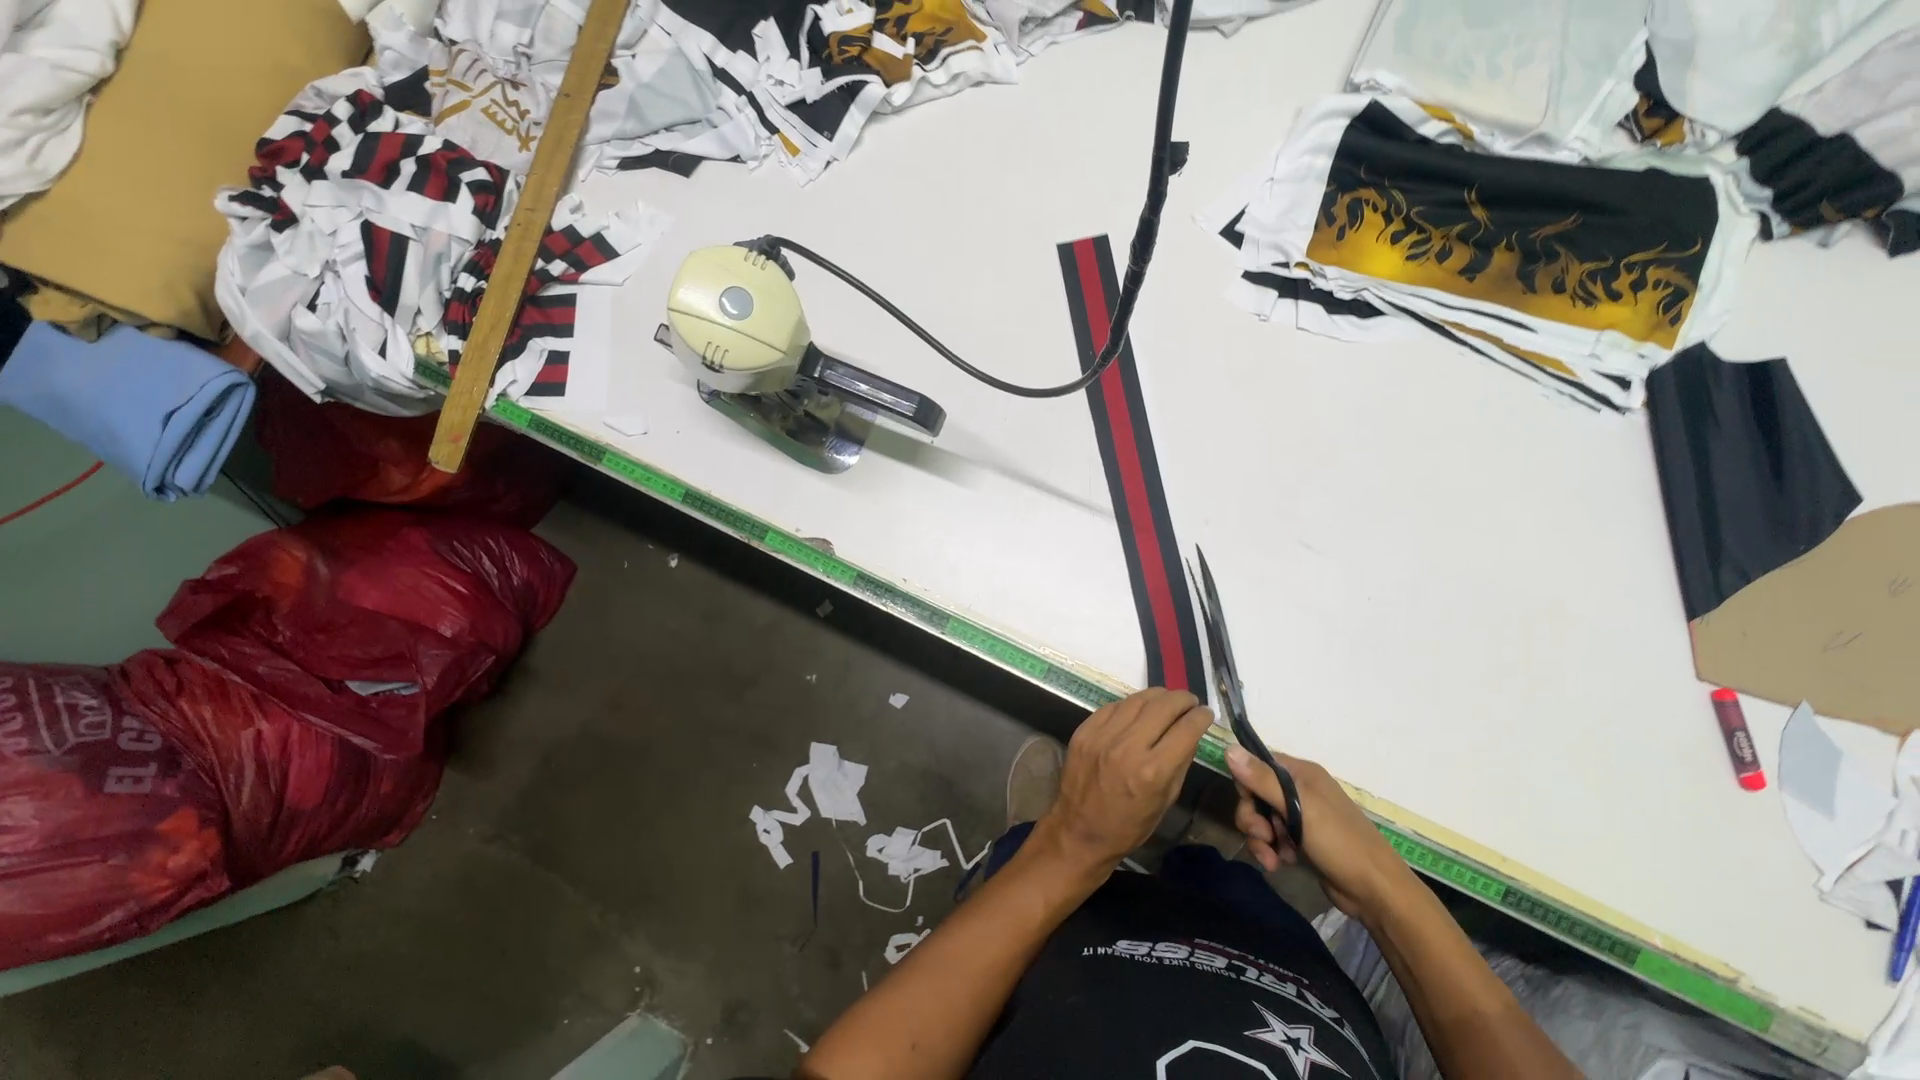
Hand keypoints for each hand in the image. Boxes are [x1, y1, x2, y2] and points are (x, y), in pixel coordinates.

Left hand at [1033, 688, 1214, 873]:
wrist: (1078, 832)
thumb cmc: (1129, 826)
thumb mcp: (1166, 800)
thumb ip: (1181, 762)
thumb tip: (1192, 732)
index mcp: (1152, 771)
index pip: (1186, 729)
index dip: (1201, 717)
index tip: (1206, 713)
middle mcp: (1127, 747)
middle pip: (1162, 706)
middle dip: (1182, 699)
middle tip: (1190, 701)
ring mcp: (1101, 736)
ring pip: (1136, 700)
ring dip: (1157, 696)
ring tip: (1167, 700)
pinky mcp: (1083, 732)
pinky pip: (1113, 707)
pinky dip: (1130, 705)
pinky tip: (1139, 710)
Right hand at [1229, 745, 1415, 921]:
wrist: (1374, 889)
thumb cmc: (1339, 842)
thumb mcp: (1299, 808)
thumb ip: (1262, 779)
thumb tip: (1228, 748)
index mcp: (1302, 774)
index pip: (1257, 765)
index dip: (1246, 785)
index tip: (1251, 805)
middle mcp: (1300, 790)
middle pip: (1255, 795)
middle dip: (1252, 818)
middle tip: (1263, 836)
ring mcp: (1301, 816)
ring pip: (1261, 819)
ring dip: (1260, 839)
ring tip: (1273, 858)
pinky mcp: (1301, 840)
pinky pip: (1272, 838)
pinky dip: (1271, 850)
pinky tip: (1282, 863)